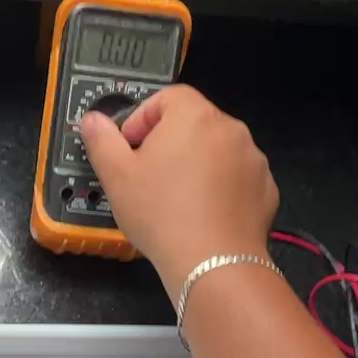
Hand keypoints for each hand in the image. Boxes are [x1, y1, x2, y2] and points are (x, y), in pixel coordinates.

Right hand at [79, 85, 279, 299]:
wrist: (212, 261)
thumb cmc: (160, 214)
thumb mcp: (116, 177)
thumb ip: (102, 141)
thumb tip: (92, 121)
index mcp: (192, 117)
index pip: (167, 96)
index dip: (142, 117)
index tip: (129, 146)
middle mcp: (229, 129)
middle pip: (193, 123)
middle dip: (168, 143)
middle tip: (147, 176)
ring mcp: (252, 158)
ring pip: (216, 151)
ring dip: (195, 165)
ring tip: (174, 200)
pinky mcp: (264, 187)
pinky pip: (235, 178)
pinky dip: (218, 188)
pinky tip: (199, 214)